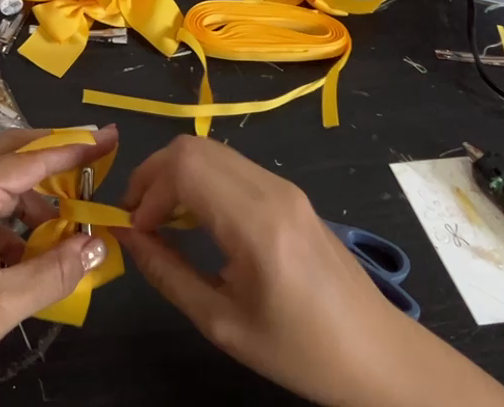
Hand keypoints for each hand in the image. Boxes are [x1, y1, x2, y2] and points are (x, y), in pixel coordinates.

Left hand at [0, 125, 117, 406]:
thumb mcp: (3, 304)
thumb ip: (55, 270)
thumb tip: (98, 244)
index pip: (29, 158)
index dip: (72, 148)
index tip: (108, 137)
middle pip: (9, 154)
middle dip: (52, 158)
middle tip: (93, 163)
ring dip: (33, 198)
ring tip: (68, 230)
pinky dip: (11, 222)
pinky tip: (31, 257)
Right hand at [119, 136, 503, 406]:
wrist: (379, 355)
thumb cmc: (299, 350)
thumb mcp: (222, 323)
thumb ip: (166, 273)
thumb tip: (125, 235)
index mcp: (257, 225)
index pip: (184, 168)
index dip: (147, 190)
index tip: (135, 229)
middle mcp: (271, 191)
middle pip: (192, 147)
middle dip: (153, 174)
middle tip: (138, 216)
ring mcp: (284, 186)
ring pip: (210, 149)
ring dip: (175, 173)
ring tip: (161, 217)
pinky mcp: (289, 192)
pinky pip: (230, 164)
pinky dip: (199, 177)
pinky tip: (195, 216)